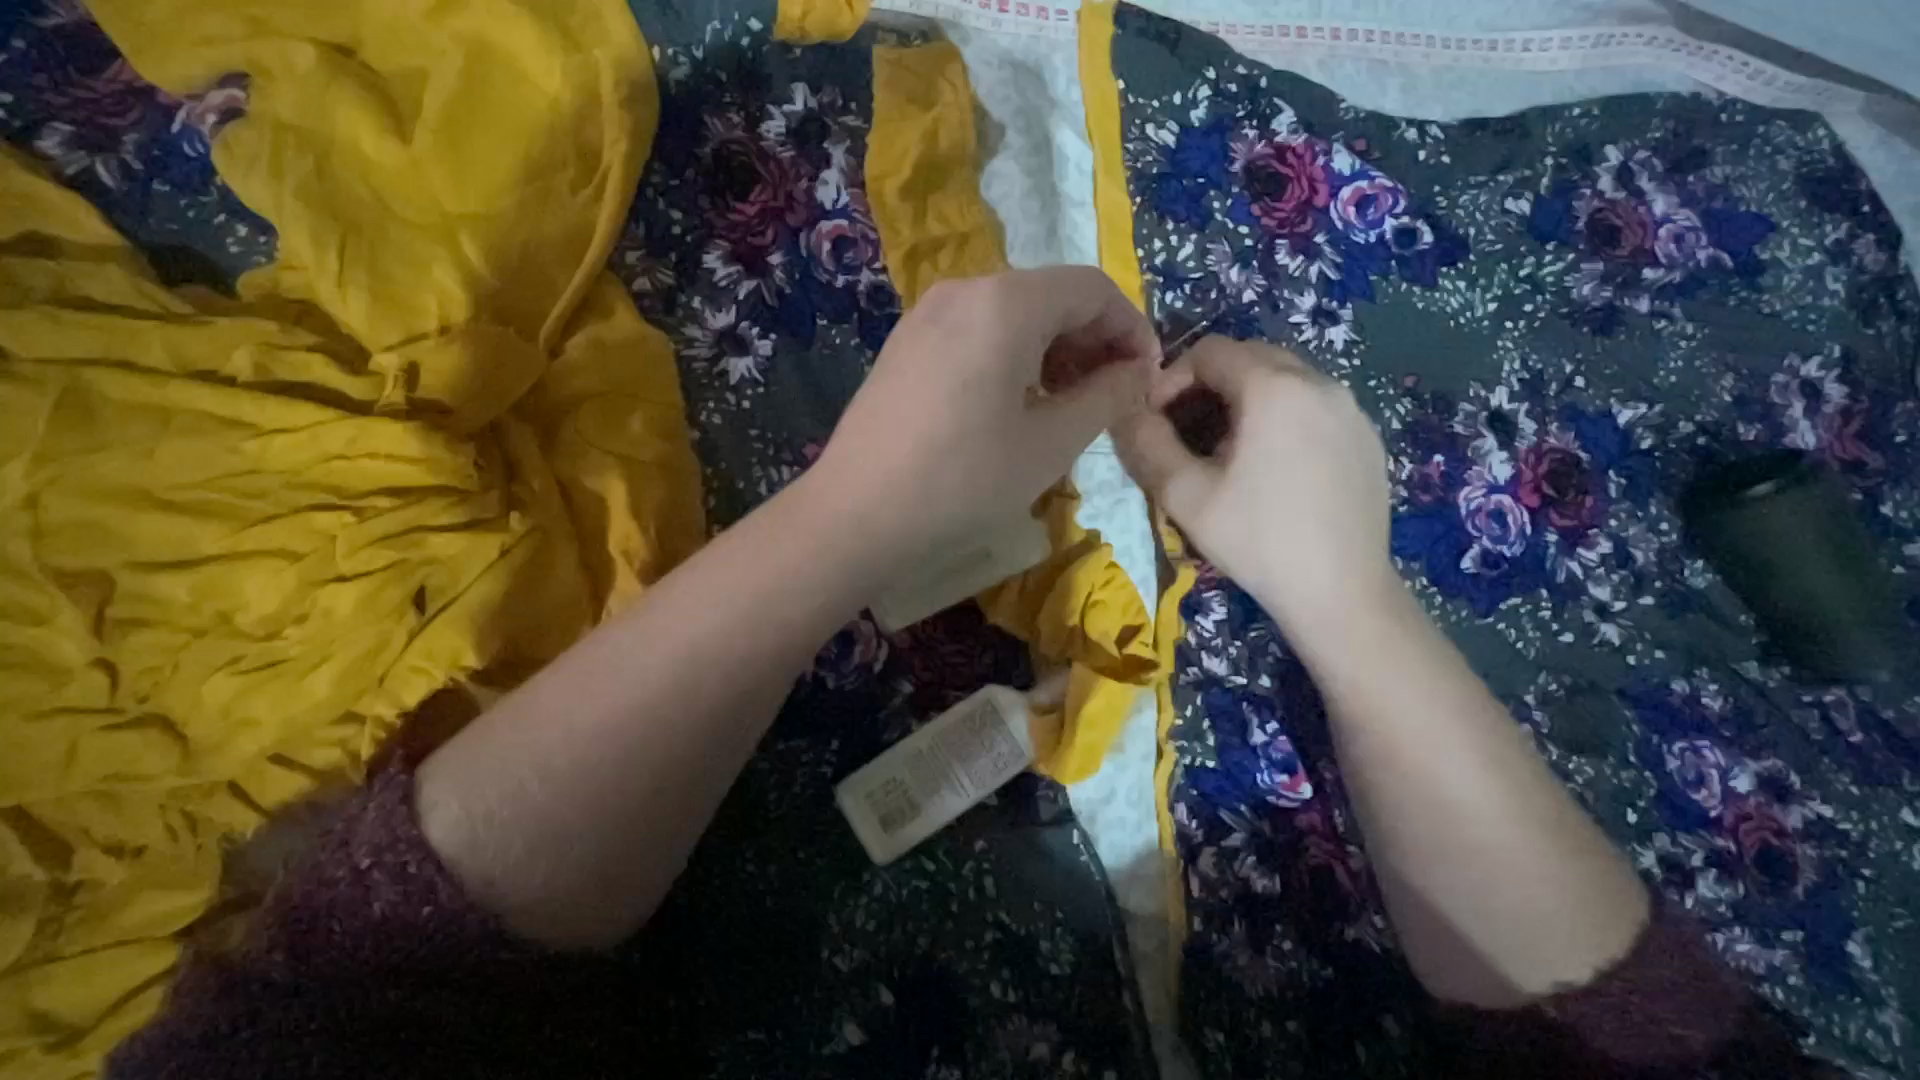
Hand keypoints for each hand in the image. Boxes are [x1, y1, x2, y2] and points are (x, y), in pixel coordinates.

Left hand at [810, 266, 1156, 566]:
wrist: (855, 516)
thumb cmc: (962, 482)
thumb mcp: (1050, 445)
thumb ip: (1105, 398)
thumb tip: (1137, 373)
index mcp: (1005, 302)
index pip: (1092, 289)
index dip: (1131, 329)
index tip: (1146, 379)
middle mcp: (963, 290)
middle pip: (1050, 296)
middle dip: (1092, 340)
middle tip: (1111, 398)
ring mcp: (926, 315)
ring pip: (1012, 315)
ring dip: (1053, 350)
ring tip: (1068, 407)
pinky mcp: (905, 345)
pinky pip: (975, 333)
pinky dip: (1011, 357)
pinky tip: (1015, 406)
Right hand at [1114, 337, 1395, 625]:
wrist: (1341, 593)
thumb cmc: (1257, 541)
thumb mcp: (1185, 495)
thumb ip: (1147, 443)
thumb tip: (1126, 412)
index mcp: (1275, 387)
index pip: (1210, 351)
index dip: (1172, 378)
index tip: (1155, 418)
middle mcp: (1321, 382)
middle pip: (1251, 358)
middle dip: (1209, 386)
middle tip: (1186, 432)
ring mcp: (1352, 410)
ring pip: (1286, 381)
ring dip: (1246, 402)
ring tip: (1227, 453)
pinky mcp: (1368, 438)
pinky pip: (1315, 408)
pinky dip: (1283, 420)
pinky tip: (1273, 470)